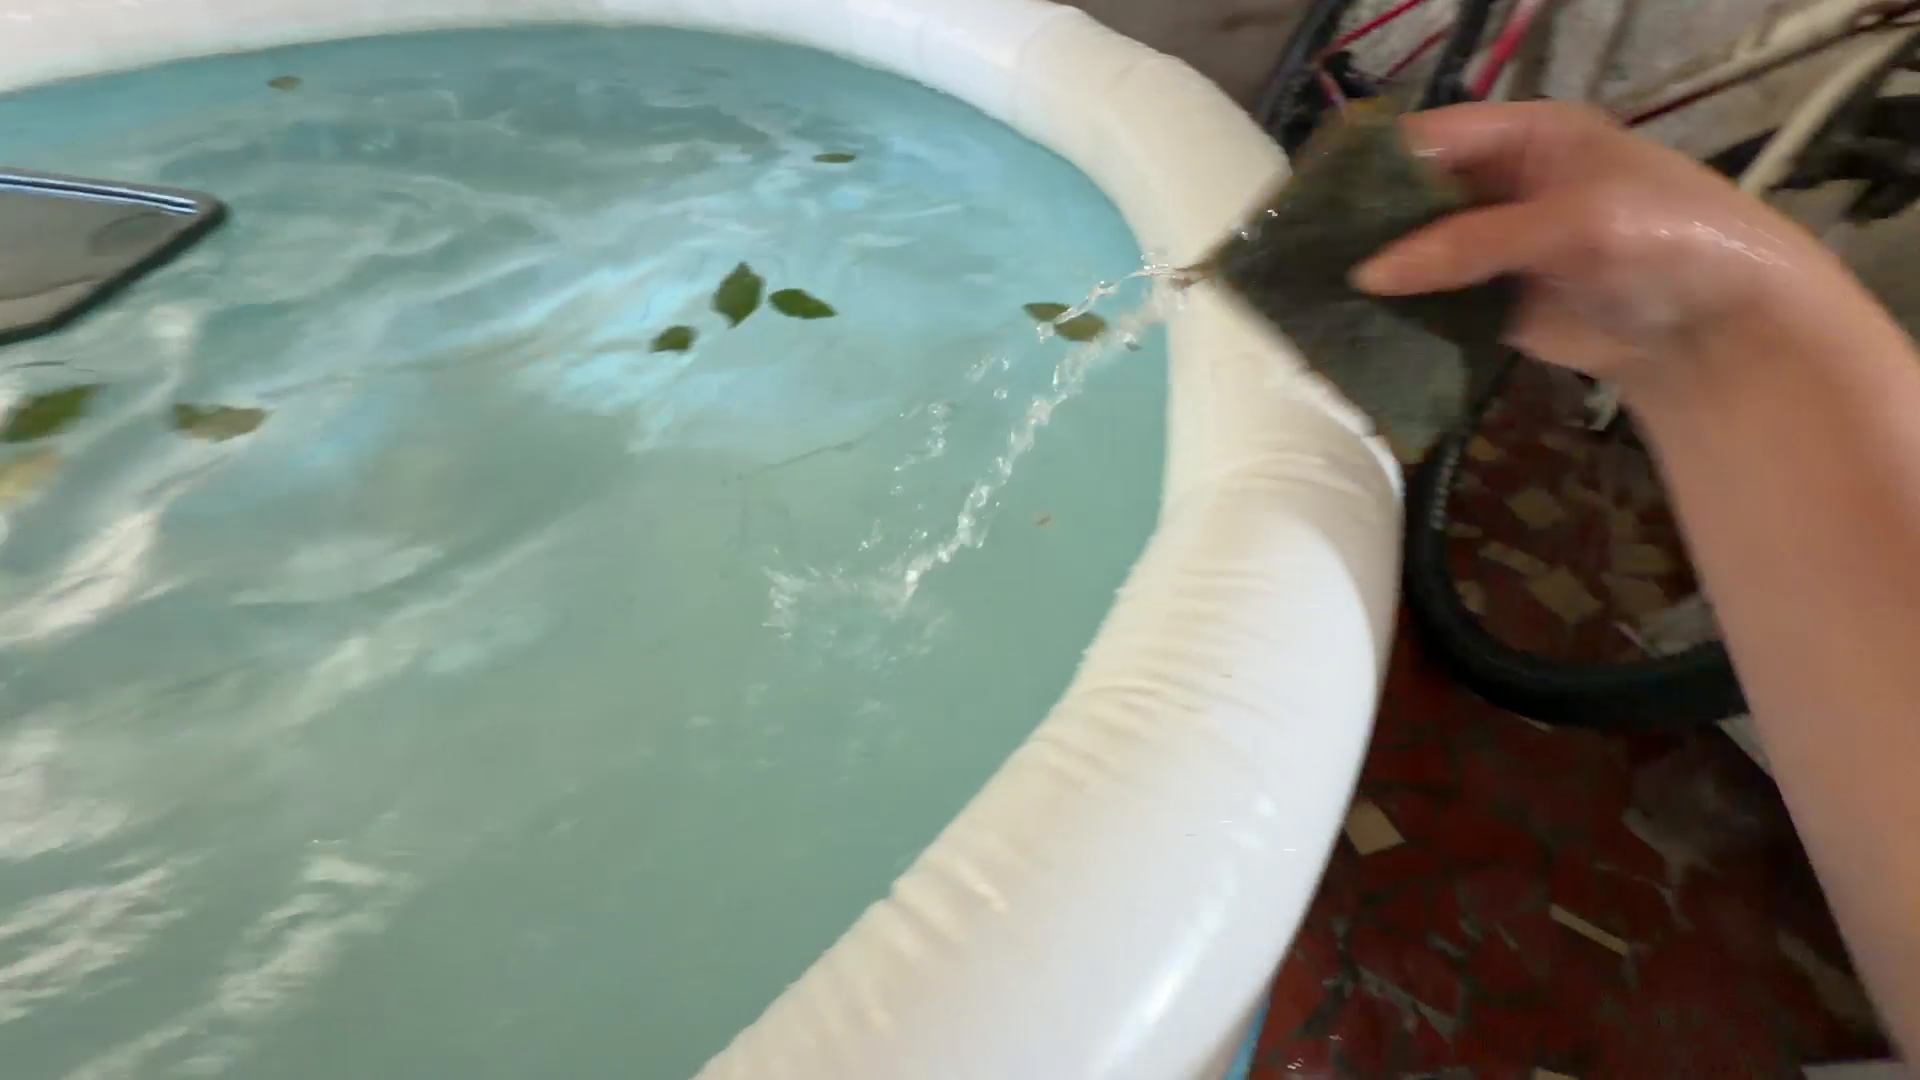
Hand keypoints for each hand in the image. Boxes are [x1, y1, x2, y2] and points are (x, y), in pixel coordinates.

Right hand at [1349, 101, 1864, 388]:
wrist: (1711, 331)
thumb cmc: (1666, 243)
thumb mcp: (1575, 224)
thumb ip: (1469, 244)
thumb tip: (1363, 276)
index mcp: (1522, 139)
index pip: (1424, 141)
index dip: (1365, 168)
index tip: (1306, 202)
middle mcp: (1492, 189)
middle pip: (1404, 199)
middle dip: (1354, 226)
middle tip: (1293, 256)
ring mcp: (1480, 249)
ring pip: (1405, 254)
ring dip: (1362, 273)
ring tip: (1302, 292)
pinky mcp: (1475, 300)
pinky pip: (1419, 301)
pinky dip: (1385, 312)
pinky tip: (1342, 324)